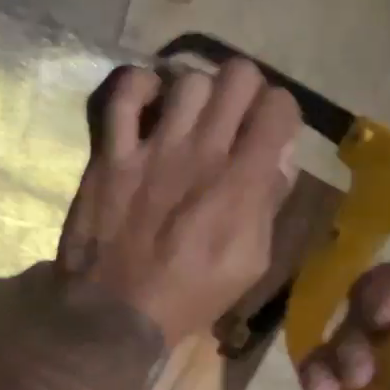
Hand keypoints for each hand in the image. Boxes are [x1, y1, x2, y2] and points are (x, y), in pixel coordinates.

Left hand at [59, 60, 301, 342]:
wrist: (114, 313)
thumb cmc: (187, 296)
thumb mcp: (249, 265)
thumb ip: (267, 207)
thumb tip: (278, 162)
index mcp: (242, 181)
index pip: (279, 106)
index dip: (278, 113)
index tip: (266, 132)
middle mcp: (202, 153)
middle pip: (238, 77)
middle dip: (241, 91)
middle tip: (229, 118)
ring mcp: (153, 150)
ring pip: (188, 81)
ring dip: (194, 92)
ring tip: (187, 117)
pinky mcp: (110, 156)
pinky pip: (123, 95)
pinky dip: (138, 88)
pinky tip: (146, 103)